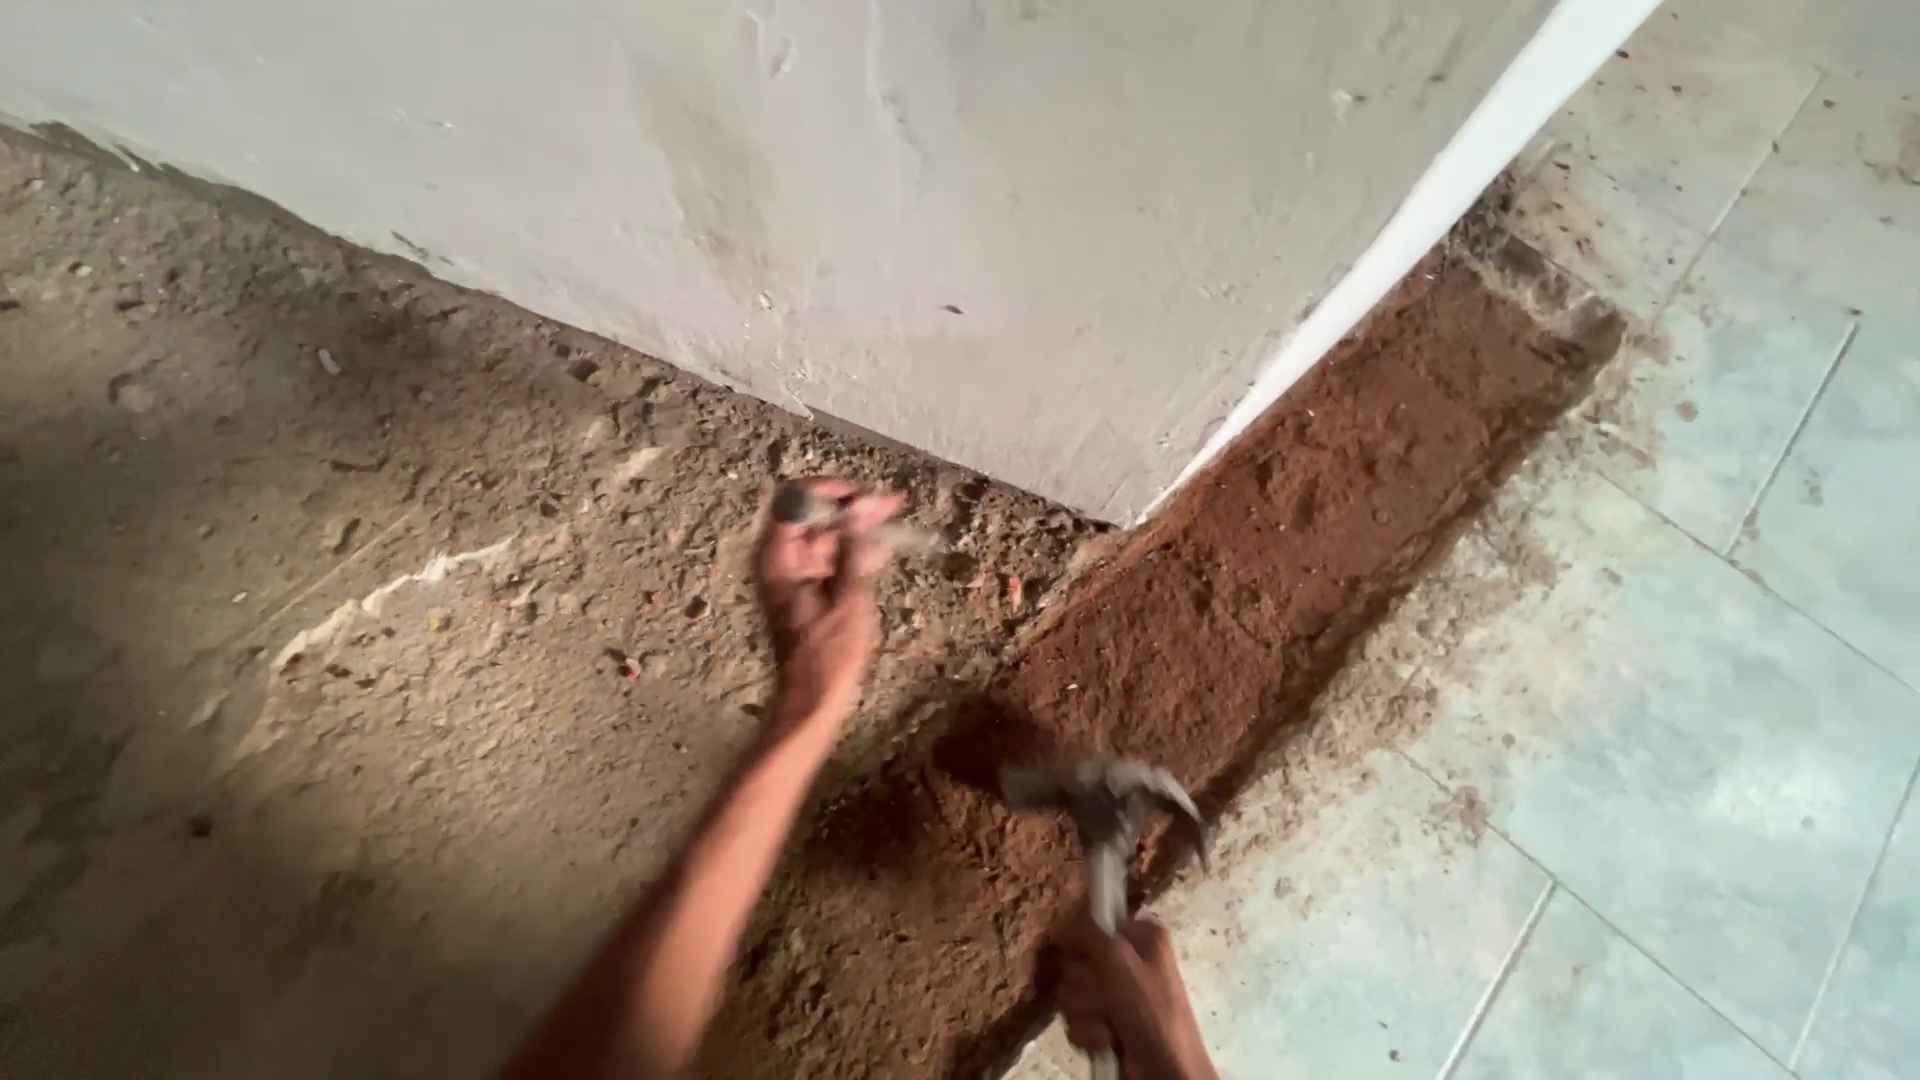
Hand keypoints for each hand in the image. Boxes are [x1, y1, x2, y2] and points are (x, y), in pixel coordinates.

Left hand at [754, 479, 902, 732]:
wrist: (813, 696)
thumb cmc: (828, 653)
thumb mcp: (847, 597)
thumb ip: (852, 547)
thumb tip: (859, 508)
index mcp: (777, 557)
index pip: (795, 499)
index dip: (830, 491)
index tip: (863, 495)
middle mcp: (779, 559)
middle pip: (812, 515)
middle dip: (850, 507)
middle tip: (889, 503)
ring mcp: (792, 573)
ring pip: (824, 534)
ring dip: (856, 526)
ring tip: (892, 517)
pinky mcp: (806, 588)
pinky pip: (829, 557)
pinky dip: (852, 550)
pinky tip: (881, 546)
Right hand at [1057, 915, 1218, 1079]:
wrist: (1167, 1073)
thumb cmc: (1151, 1011)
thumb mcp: (1121, 961)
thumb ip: (1089, 933)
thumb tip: (1065, 921)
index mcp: (1141, 936)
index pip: (1095, 920)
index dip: (1082, 937)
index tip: (1077, 952)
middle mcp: (1128, 959)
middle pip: (1078, 956)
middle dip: (1085, 983)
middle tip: (1104, 997)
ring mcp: (1116, 993)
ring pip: (1073, 988)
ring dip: (1085, 1010)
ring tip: (1108, 1025)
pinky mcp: (1105, 1021)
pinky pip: (1076, 1015)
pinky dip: (1087, 1031)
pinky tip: (1105, 1041)